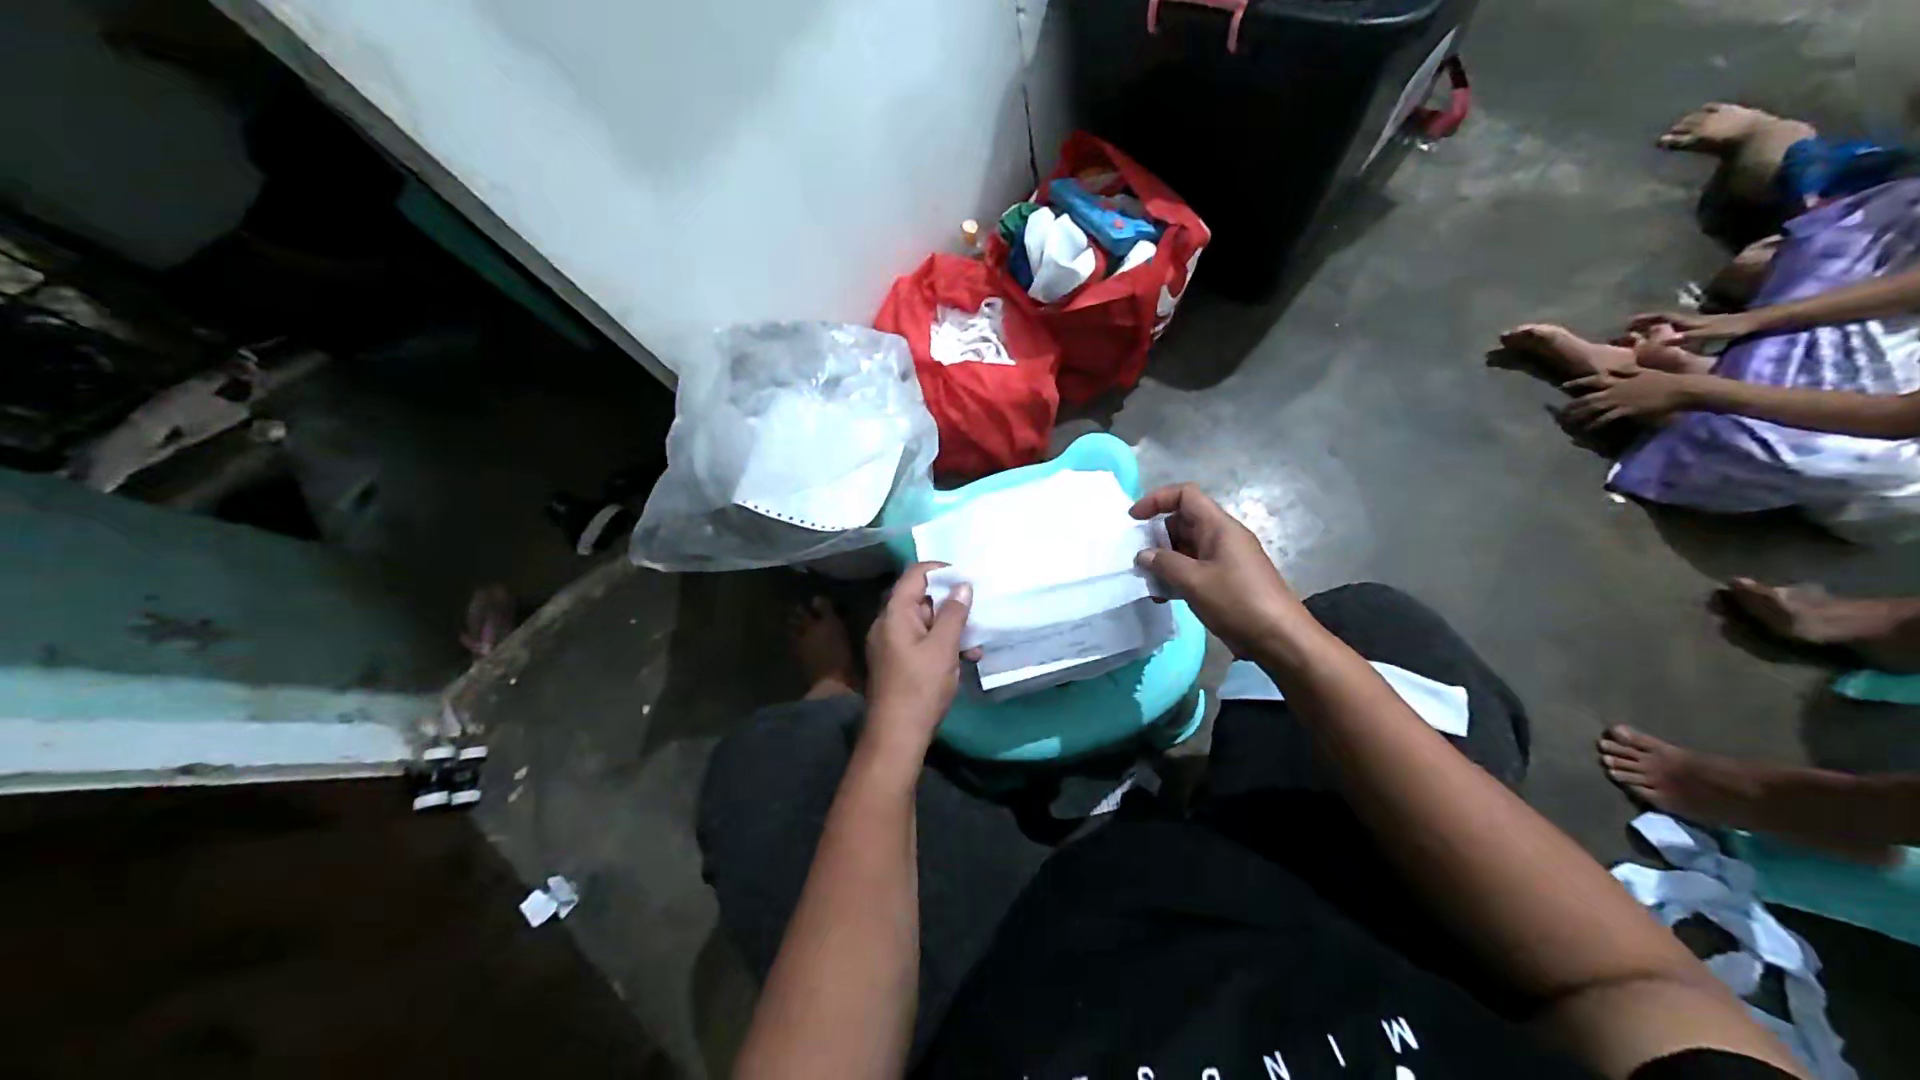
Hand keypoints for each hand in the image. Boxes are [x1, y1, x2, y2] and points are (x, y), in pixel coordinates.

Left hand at [863, 563, 970, 758]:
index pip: (915, 574)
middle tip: (978, 611)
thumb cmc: (920, 687)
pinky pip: (921, 641)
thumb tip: (963, 585)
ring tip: (975, 643)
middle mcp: (888, 623)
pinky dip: (942, 644)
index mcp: (894, 613)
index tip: (967, 577)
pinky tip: (965, 658)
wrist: (896, 735)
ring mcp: (891, 643)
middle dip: (950, 603)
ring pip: (924, 622)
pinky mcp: (897, 661)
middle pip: (920, 597)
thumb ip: (954, 614)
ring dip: (951, 627)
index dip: (941, 570)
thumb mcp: (943, 647)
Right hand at [1130, 483, 1305, 655]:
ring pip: (1185, 548)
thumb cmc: (1238, 602)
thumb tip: (1143, 555)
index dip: (1157, 499)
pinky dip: (1175, 577)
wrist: (1279, 638)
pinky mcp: (1223, 581)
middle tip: (1137, 558)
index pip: (1186, 495)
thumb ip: (1164, 564)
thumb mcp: (1194, 581)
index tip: (1134, 519)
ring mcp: (1224, 560)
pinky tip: (1163, 597)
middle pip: (1182, 522)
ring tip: (1147, 582)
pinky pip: (1193, 569)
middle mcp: (1222, 538)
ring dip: (1163, 561)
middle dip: (1156, 536)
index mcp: (1219, 527)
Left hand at [1559, 368, 1697, 428]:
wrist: (1682, 389)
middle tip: (1559, 411)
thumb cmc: (1666, 380)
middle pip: (1587, 397)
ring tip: (1567, 422)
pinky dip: (1595, 424)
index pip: (1593, 379)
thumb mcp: (1644, 372)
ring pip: (1593, 408)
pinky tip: (1586, 429)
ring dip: (1579, 415)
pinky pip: (1606, 418)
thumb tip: (1621, 367)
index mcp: (1620, 379)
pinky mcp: (1627, 410)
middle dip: (1572, 404)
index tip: (1562, 386)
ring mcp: (1620, 400)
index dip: (1576, 382)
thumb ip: (1628, 371)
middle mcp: (1616, 389)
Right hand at [1624, 310, 1760, 345]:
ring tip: (1641, 329)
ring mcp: (1697, 322)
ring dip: (1655, 323)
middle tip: (1628, 326)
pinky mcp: (1703, 326)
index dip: (1645, 319)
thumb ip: (1688, 337)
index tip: (1627, 322)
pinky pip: (1679, 326)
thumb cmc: (1734, 329)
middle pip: (1664, 318)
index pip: (1662, 317)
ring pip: (1671, 321)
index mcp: (1689, 321)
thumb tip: (1663, 341)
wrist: (1756, 322)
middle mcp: (1690, 320)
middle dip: (1646, 320)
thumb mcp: (1711, 334)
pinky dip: (1667, 327)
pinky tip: (1665, 332)